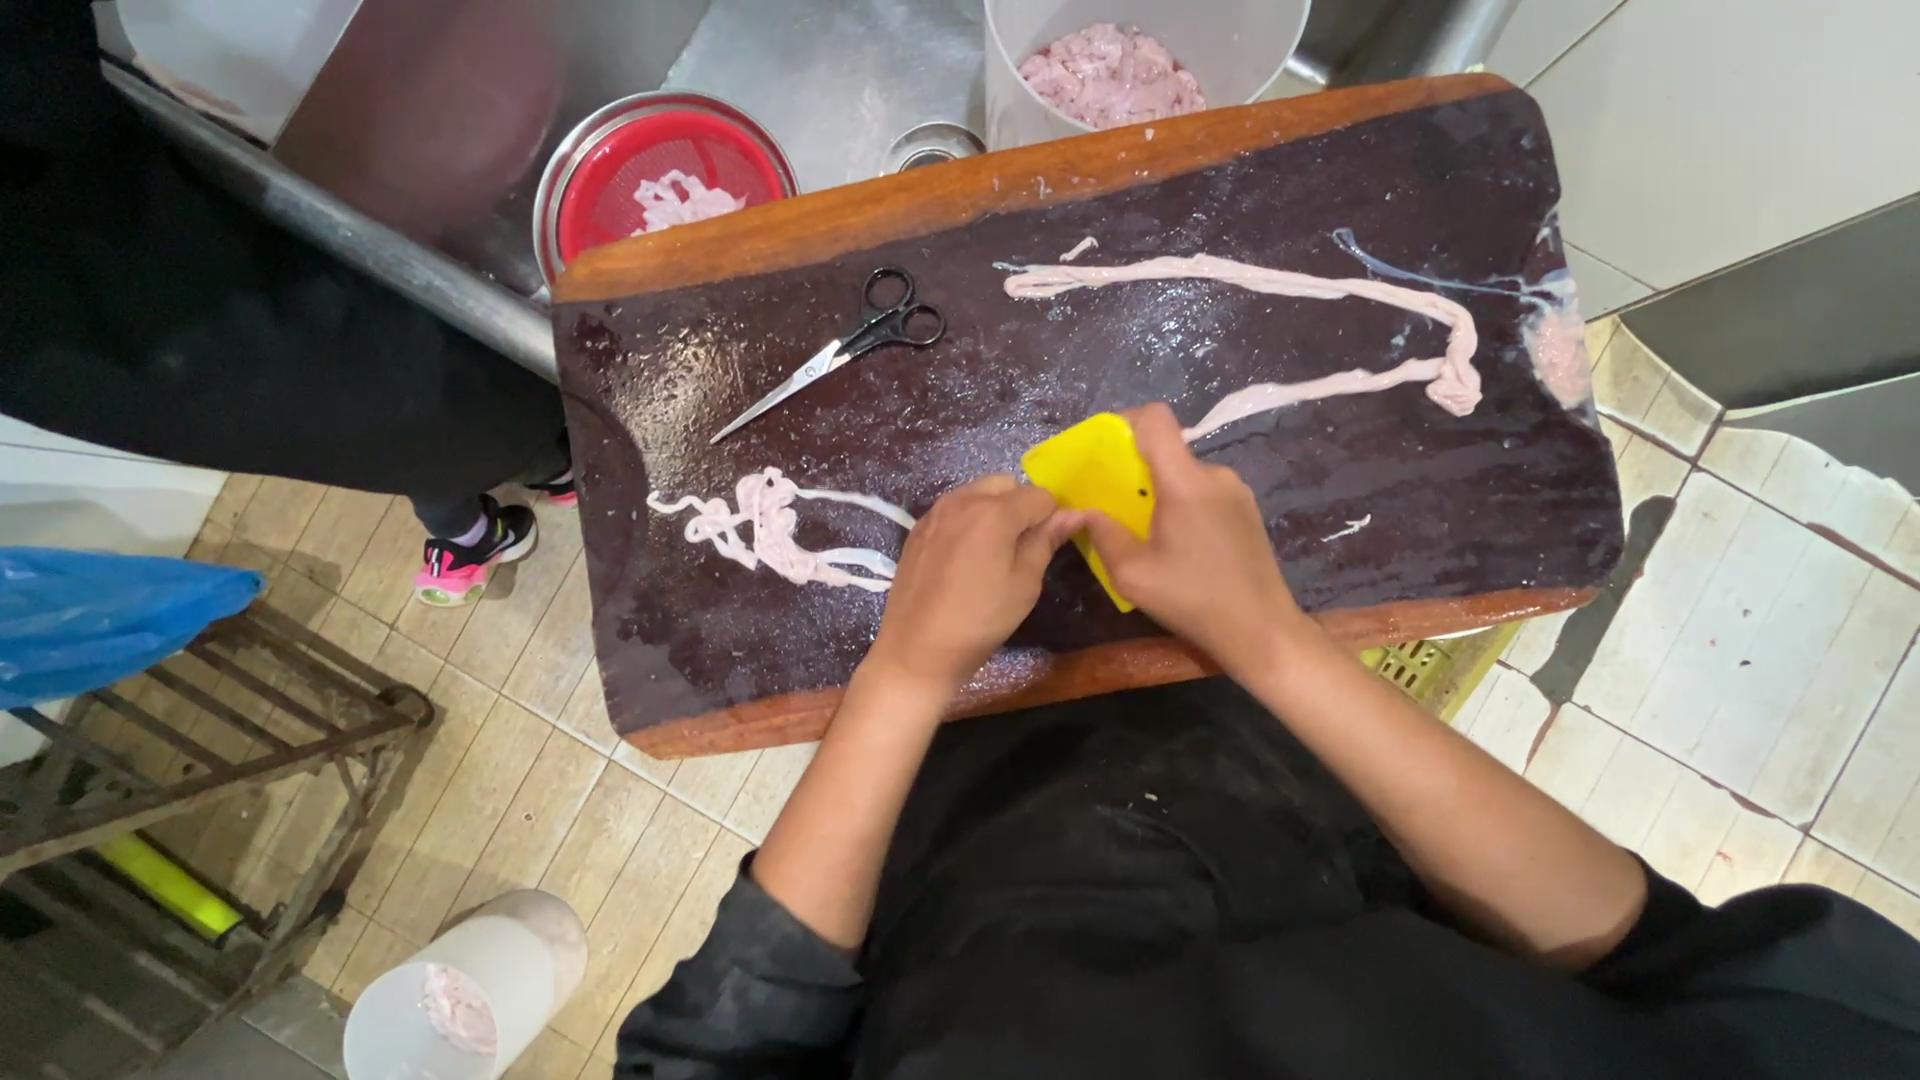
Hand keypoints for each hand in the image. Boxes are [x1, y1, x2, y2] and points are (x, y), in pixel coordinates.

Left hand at [866, 475, 1082, 692]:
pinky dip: (968, 520)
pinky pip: (953, 510)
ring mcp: (935, 512)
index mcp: (993, 511)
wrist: (916, 649)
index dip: (1051, 517)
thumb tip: (1072, 515)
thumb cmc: (979, 620)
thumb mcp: (1024, 584)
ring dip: (993, 510)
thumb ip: (1046, 541)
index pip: (1039, 495)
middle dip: (1020, 506)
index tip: (1046, 546)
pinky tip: (964, 559)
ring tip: (991, 554)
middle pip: (1005, 484)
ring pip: (977, 493)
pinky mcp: (918, 529)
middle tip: (1019, 548)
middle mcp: (961, 500)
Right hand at [1083, 403, 1310, 675]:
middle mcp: (1215, 474)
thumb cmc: (1193, 600)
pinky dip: (1180, 501)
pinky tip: (1175, 540)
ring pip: (1184, 472)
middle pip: (1167, 449)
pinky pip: (1203, 490)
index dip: (1123, 421)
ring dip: (1158, 489)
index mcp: (1186, 482)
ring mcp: (1236, 490)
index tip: (1101, 448)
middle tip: (1110, 499)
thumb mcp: (1132, 574)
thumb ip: (1102, 534)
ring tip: (1141, 526)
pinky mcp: (1247, 508)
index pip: (1155, 419)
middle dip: (1133, 467)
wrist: (1261, 630)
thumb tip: (1085, 511)